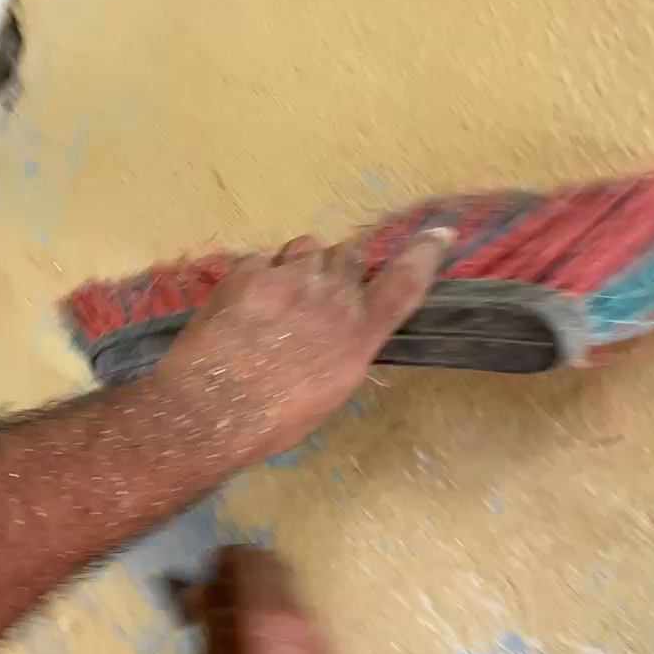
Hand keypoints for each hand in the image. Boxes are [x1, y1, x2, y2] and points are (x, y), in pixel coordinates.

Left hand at [151, 227, 451, 462]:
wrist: (214, 408)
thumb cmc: (273, 420)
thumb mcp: (327, 391)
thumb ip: (341, 349)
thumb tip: (335, 334)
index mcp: (359, 334)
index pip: (405, 282)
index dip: (424, 254)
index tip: (439, 233)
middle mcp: (331, 297)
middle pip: (348, 254)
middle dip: (338, 264)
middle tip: (317, 286)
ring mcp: (288, 279)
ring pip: (306, 246)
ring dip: (299, 262)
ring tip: (279, 290)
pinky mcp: (247, 273)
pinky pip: (259, 259)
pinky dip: (255, 273)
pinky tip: (241, 300)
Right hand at [175, 546, 327, 653]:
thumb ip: (209, 615)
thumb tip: (201, 588)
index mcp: (259, 611)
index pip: (245, 558)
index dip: (224, 557)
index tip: (212, 569)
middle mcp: (289, 608)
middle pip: (269, 559)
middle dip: (245, 563)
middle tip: (227, 581)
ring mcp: (309, 620)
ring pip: (285, 577)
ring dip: (263, 578)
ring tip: (244, 602)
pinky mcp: (319, 634)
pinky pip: (295, 600)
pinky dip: (277, 598)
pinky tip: (263, 625)